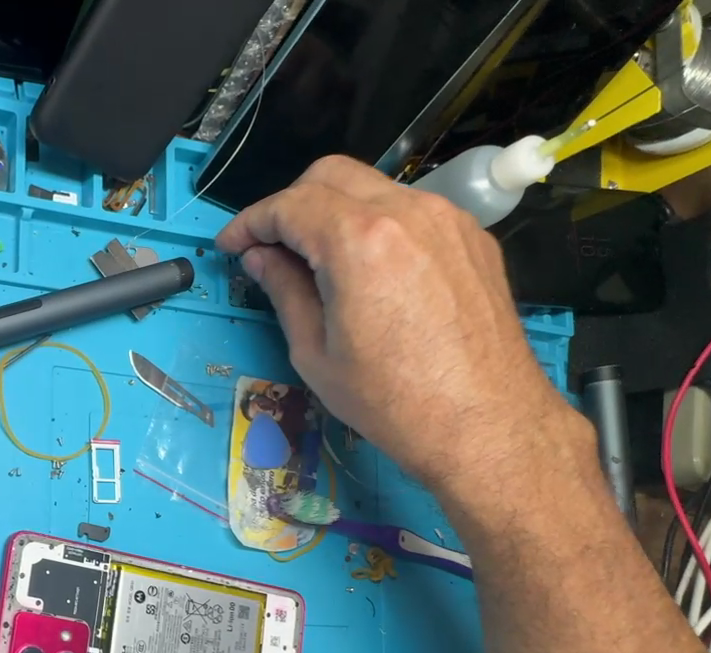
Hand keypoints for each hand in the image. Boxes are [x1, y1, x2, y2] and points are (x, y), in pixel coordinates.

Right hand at [215, 156, 584, 502]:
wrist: (480, 419)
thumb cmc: (386, 397)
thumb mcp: (313, 350)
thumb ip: (284, 290)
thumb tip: (260, 259)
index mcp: (359, 243)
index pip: (290, 205)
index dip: (249, 222)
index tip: (230, 246)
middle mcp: (406, 213)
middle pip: (330, 176)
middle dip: (288, 203)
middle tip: (265, 247)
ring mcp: (445, 220)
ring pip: (372, 187)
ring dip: (331, 211)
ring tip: (312, 261)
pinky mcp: (469, 237)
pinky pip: (408, 210)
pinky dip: (372, 224)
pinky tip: (361, 269)